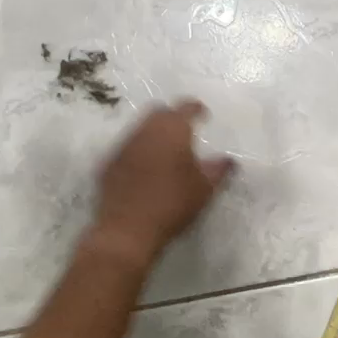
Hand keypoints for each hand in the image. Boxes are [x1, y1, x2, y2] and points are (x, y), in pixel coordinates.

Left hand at [86, 100, 235, 268]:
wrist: (127, 230)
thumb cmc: (172, 205)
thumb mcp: (204, 189)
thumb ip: (219, 169)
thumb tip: (228, 160)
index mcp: (172, 131)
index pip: (185, 107)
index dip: (196, 108)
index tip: (203, 114)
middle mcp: (145, 131)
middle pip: (158, 112)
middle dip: (172, 116)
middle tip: (183, 130)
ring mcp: (123, 146)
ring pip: (139, 128)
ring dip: (153, 133)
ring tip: (164, 150)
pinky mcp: (108, 163)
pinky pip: (126, 147)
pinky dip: (138, 150)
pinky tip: (143, 168)